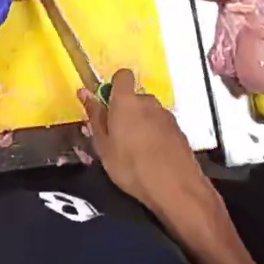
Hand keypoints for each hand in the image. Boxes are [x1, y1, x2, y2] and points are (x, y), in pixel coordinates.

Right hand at [79, 69, 210, 219]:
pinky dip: (154, 135)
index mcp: (126, 102)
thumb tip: (84, 92)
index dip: (114, 86)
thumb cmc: (131, 166)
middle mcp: (149, 102)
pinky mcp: (179, 131)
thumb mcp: (103, 145)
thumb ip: (95, 116)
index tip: (106, 105)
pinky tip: (150, 157)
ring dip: (140, 124)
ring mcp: (167, 116)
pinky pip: (160, 126)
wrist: (176, 188)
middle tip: (115, 136)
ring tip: (133, 151)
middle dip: (125, 111)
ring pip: (148, 113)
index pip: (122, 76)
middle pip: (134, 98)